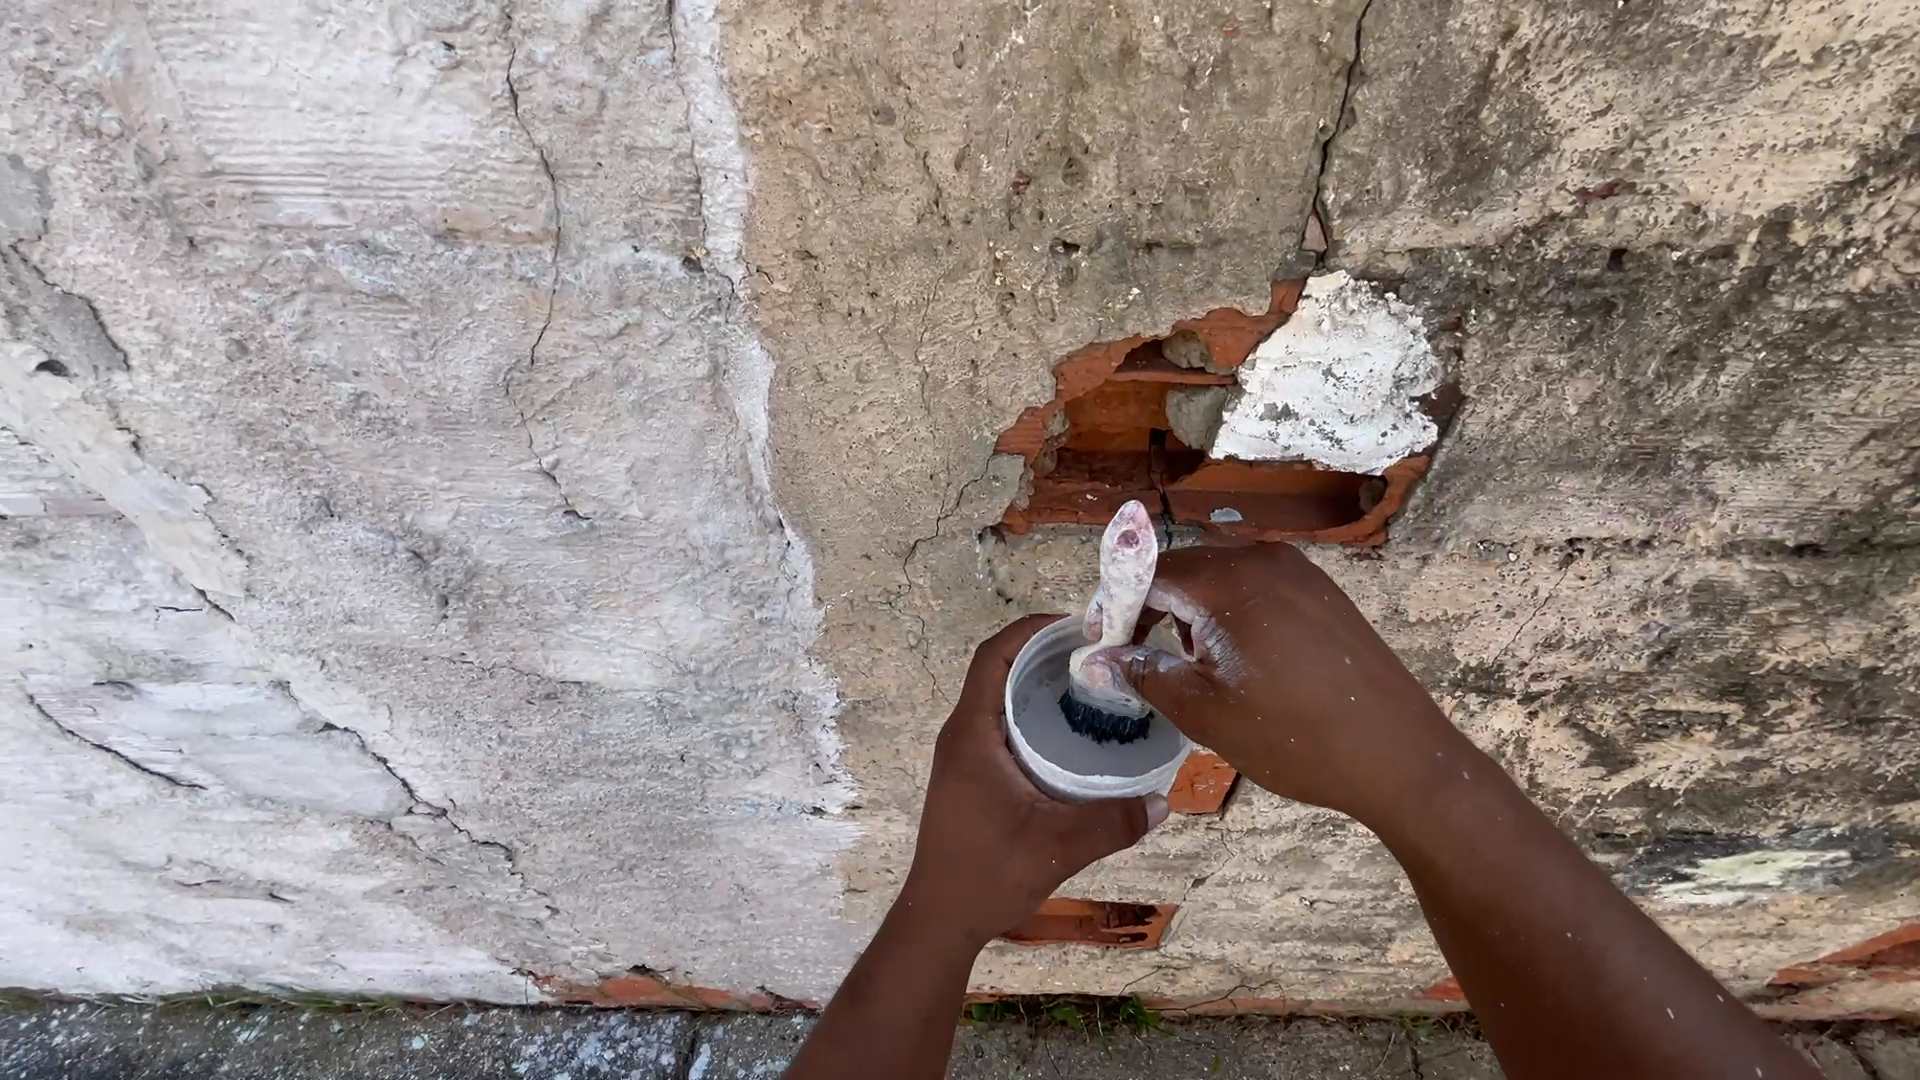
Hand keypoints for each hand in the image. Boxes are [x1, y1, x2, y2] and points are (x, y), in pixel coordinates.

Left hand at [900, 615, 1169, 948]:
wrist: (941, 916)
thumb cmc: (986, 873)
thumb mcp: (1056, 847)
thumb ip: (1111, 824)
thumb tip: (1163, 802)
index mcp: (972, 733)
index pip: (993, 656)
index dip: (1031, 630)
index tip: (1075, 625)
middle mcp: (962, 732)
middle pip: (999, 669)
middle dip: (1044, 652)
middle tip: (1096, 653)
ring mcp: (964, 752)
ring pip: (1000, 695)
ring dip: (1038, 682)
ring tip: (1090, 684)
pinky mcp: (971, 771)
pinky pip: (1001, 721)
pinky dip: (1032, 712)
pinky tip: (1070, 732)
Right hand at [1085, 544, 1466, 830]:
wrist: (1403, 760)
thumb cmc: (1294, 738)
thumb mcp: (1204, 711)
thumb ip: (1144, 673)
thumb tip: (1098, 659)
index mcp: (1230, 583)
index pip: (1150, 574)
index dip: (1116, 605)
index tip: (1101, 642)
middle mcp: (1264, 560)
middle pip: (1184, 568)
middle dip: (1151, 606)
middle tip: (1135, 652)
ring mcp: (1299, 573)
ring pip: (1219, 576)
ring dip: (1189, 609)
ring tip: (1189, 661)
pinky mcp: (1321, 592)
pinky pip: (1255, 585)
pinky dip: (1227, 610)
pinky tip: (1235, 654)